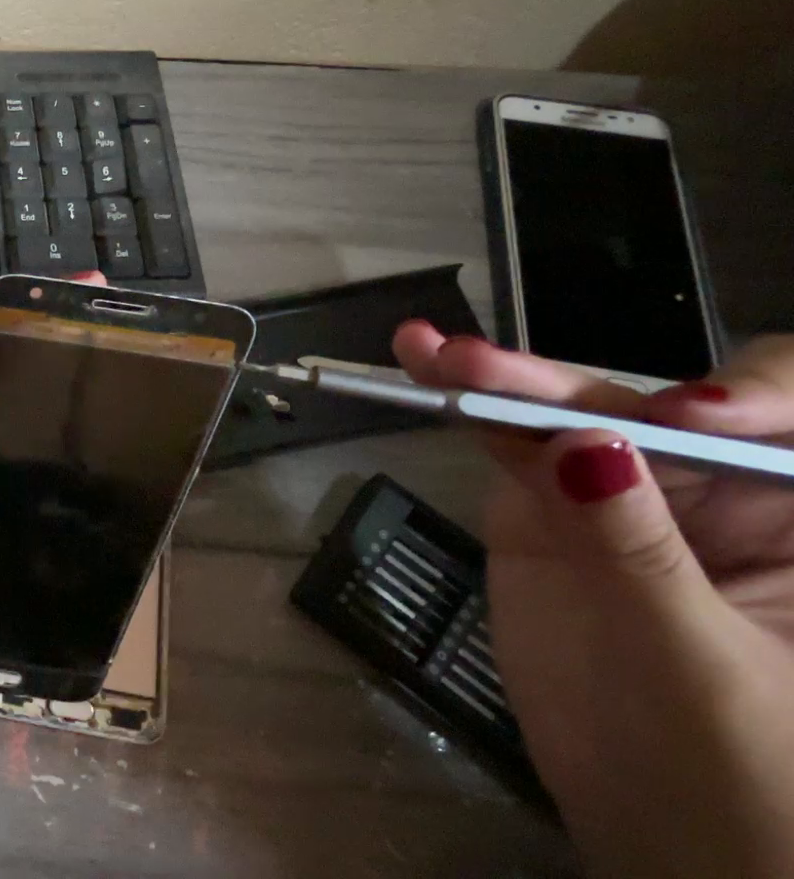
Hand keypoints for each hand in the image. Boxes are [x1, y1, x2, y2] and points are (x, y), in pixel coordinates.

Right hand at [394, 324, 793, 878]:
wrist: (666, 838)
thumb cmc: (742, 775)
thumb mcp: (698, 664)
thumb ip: (638, 553)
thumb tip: (584, 443)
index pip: (793, 420)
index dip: (754, 396)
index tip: (690, 421)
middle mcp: (725, 492)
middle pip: (655, 408)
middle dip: (573, 381)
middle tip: (479, 367)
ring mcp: (627, 501)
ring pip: (569, 418)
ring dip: (499, 381)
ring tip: (427, 353)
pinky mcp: (549, 517)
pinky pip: (514, 451)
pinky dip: (472, 414)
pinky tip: (429, 377)